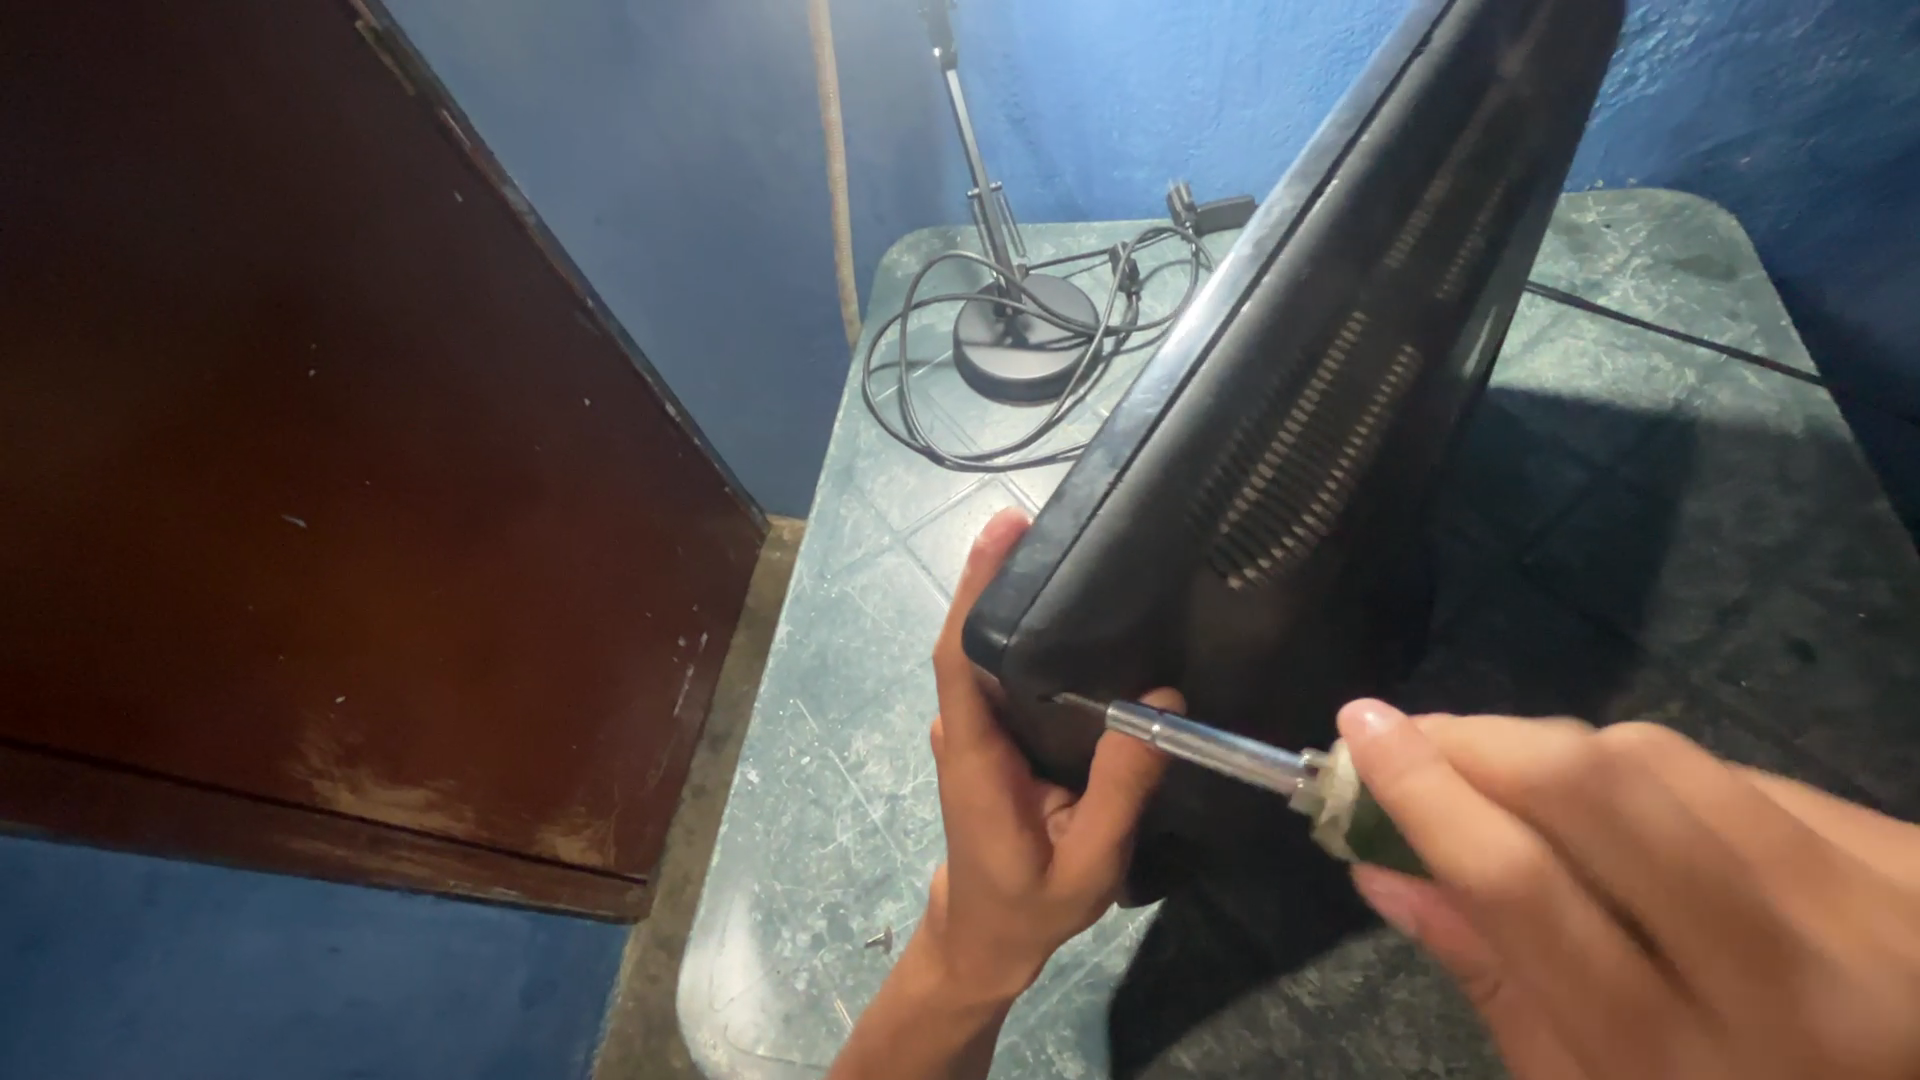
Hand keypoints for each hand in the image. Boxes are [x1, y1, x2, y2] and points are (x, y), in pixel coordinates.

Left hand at [919, 507, 1175, 1004]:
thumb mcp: (1089, 860)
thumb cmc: (1029, 904)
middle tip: (1050, 523)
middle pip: (970, 637)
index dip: (972, 589)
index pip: (958, 656)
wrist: (986, 935)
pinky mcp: (991, 734)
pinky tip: (1069, 617)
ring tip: (1065, 553)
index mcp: (972, 751)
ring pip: (985, 652)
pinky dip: (1024, 637)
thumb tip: (1161, 704)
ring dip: (1011, 601)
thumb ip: (1121, 790)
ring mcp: (973, 728)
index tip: (1001, 533)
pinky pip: (1003, 674)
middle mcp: (963, 726)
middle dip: (998, 576)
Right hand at [1338, 700, 1919, 1079]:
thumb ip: (1487, 973)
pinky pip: (1736, 774)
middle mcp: (1798, 981)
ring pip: (1656, 757)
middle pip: (1591, 790)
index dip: (1420, 789)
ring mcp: (1883, 915)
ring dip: (1557, 749)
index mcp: (1680, 1064)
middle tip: (1425, 735)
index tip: (1359, 725)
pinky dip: (1654, 778)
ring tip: (1526, 779)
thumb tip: (1376, 863)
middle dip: (1479, 741)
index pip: (1515, 883)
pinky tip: (1649, 820)